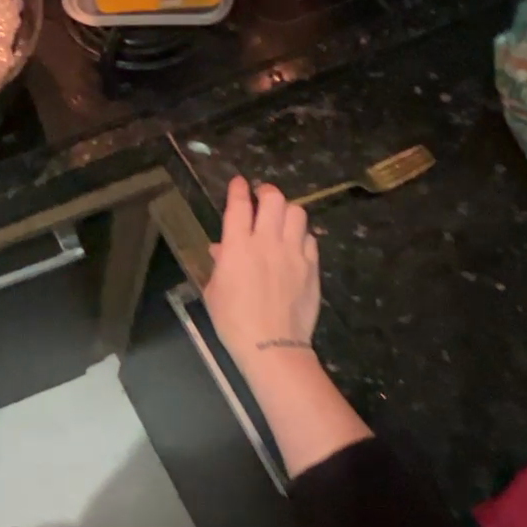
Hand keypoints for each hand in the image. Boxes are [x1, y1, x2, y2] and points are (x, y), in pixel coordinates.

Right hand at [203, 175, 319, 373]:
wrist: (270, 344)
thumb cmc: (233, 321)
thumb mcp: (215, 292)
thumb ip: (220, 265)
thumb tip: (221, 250)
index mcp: (238, 247)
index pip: (239, 206)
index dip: (238, 189)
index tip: (238, 182)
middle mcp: (267, 242)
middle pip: (273, 200)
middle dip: (267, 192)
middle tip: (262, 197)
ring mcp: (293, 252)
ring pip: (296, 213)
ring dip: (287, 211)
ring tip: (281, 218)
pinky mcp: (311, 266)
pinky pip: (309, 238)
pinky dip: (301, 235)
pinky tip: (295, 244)